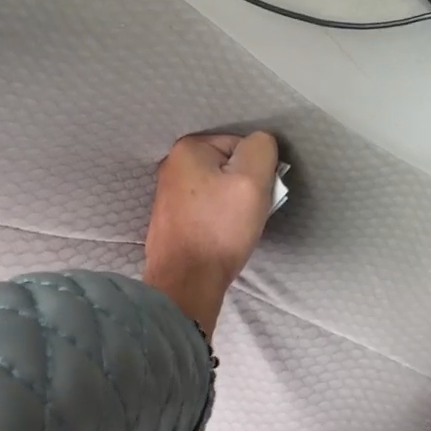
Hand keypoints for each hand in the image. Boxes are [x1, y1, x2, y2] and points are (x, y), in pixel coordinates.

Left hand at [143, 132, 280, 332]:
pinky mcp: (171, 219)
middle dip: (244, 186)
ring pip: (219, 188)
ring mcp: (168, 194)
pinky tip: (221, 237)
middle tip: (248, 212)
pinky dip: (218, 218)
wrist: (186, 286)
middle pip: (229, 166)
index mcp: (188, 148)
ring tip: (236, 227)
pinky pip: (206, 207)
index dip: (257, 170)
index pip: (242, 146)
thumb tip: (260, 144)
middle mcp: (172, 165)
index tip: (256, 195)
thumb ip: (262, 148)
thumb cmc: (220, 229)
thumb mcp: (253, 179)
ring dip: (233, 204)